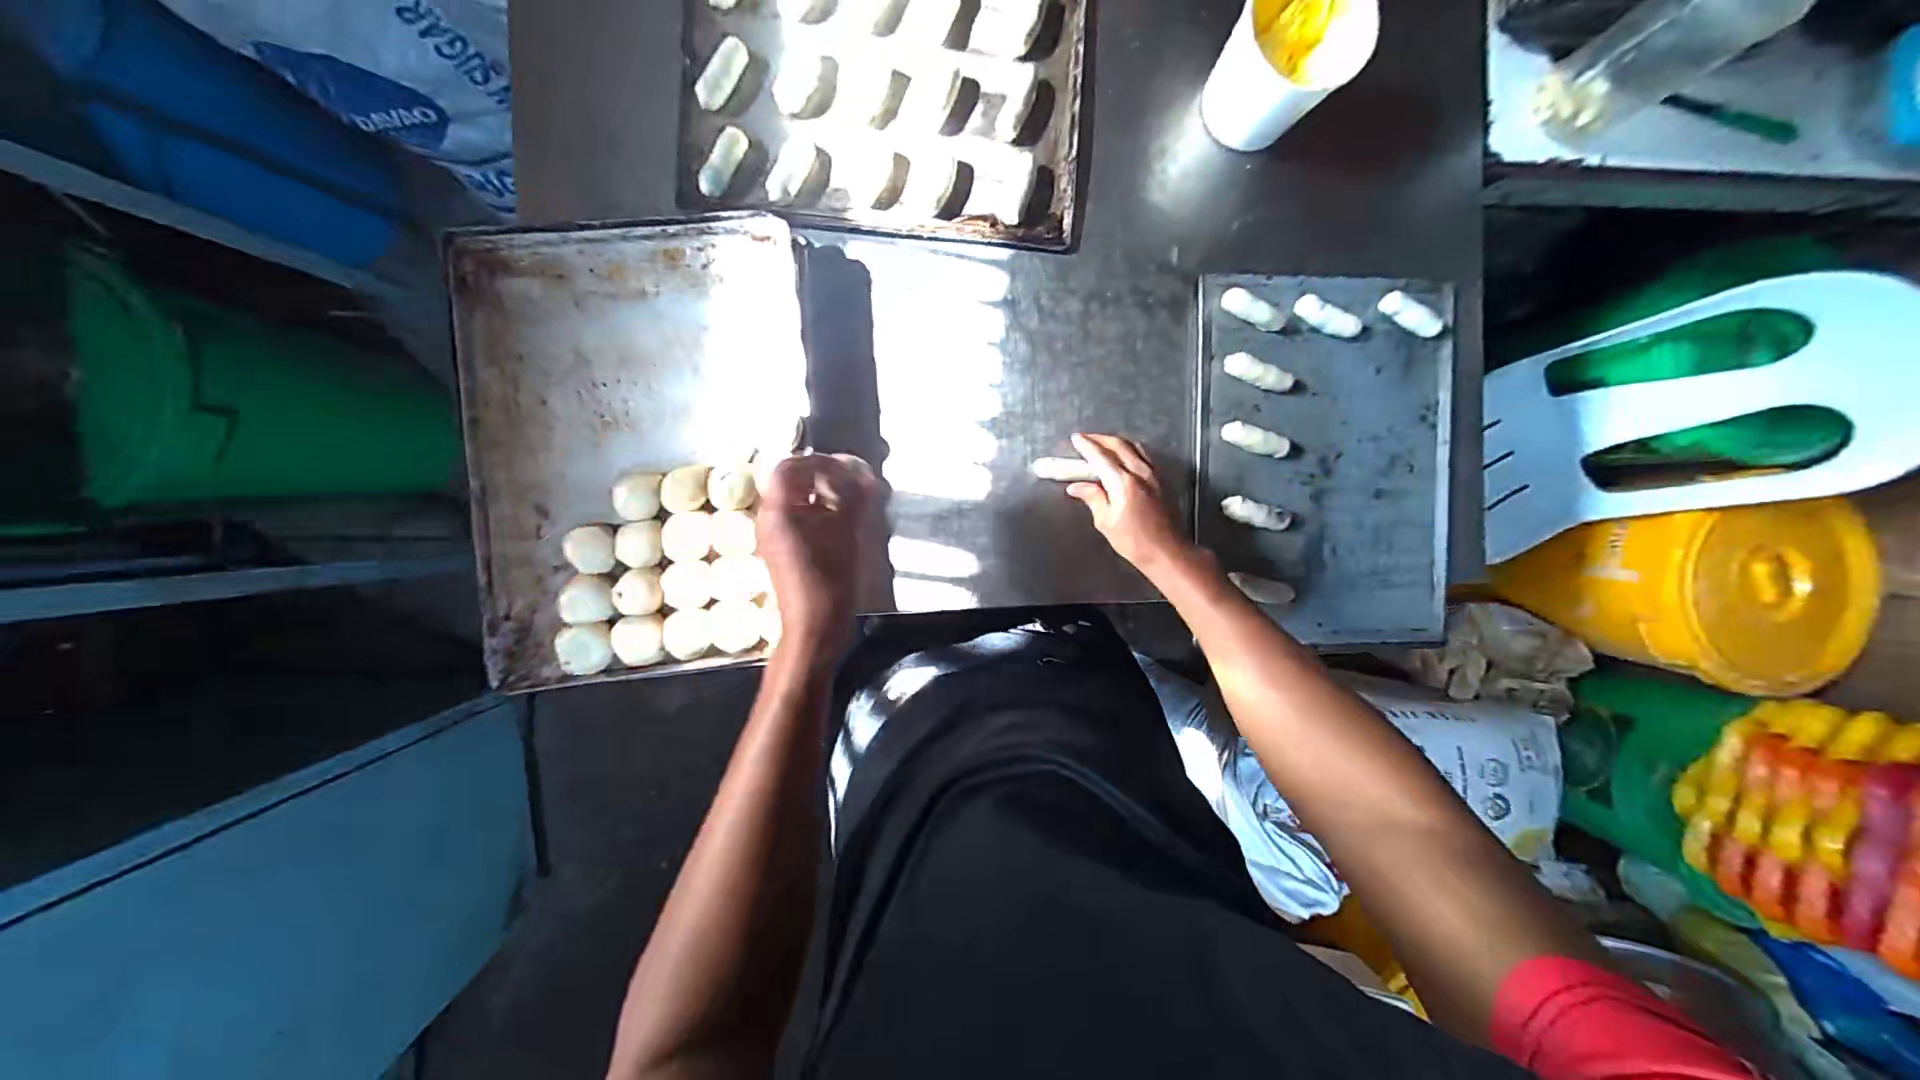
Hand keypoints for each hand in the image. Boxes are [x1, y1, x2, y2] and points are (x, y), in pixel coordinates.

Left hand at [756, 454, 880, 666]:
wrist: (816, 628)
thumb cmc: (828, 579)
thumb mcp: (844, 530)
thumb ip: (850, 494)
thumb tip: (859, 470)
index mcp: (776, 511)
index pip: (789, 467)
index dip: (819, 461)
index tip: (848, 468)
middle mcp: (770, 521)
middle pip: (794, 484)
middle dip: (827, 478)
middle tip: (858, 483)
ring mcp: (777, 539)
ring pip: (802, 504)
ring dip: (829, 497)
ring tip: (859, 502)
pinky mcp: (789, 554)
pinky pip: (805, 523)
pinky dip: (826, 516)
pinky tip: (850, 525)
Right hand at [1065, 433, 1195, 573]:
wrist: (1166, 551)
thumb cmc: (1133, 541)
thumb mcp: (1106, 522)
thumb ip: (1093, 498)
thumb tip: (1076, 487)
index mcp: (1123, 483)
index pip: (1101, 457)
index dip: (1087, 446)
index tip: (1076, 439)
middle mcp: (1140, 473)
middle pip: (1119, 445)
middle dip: (1100, 439)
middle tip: (1086, 439)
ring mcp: (1153, 475)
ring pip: (1133, 448)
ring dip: (1116, 442)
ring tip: (1102, 444)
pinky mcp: (1160, 481)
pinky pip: (1143, 456)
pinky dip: (1129, 450)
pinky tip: (1124, 456)